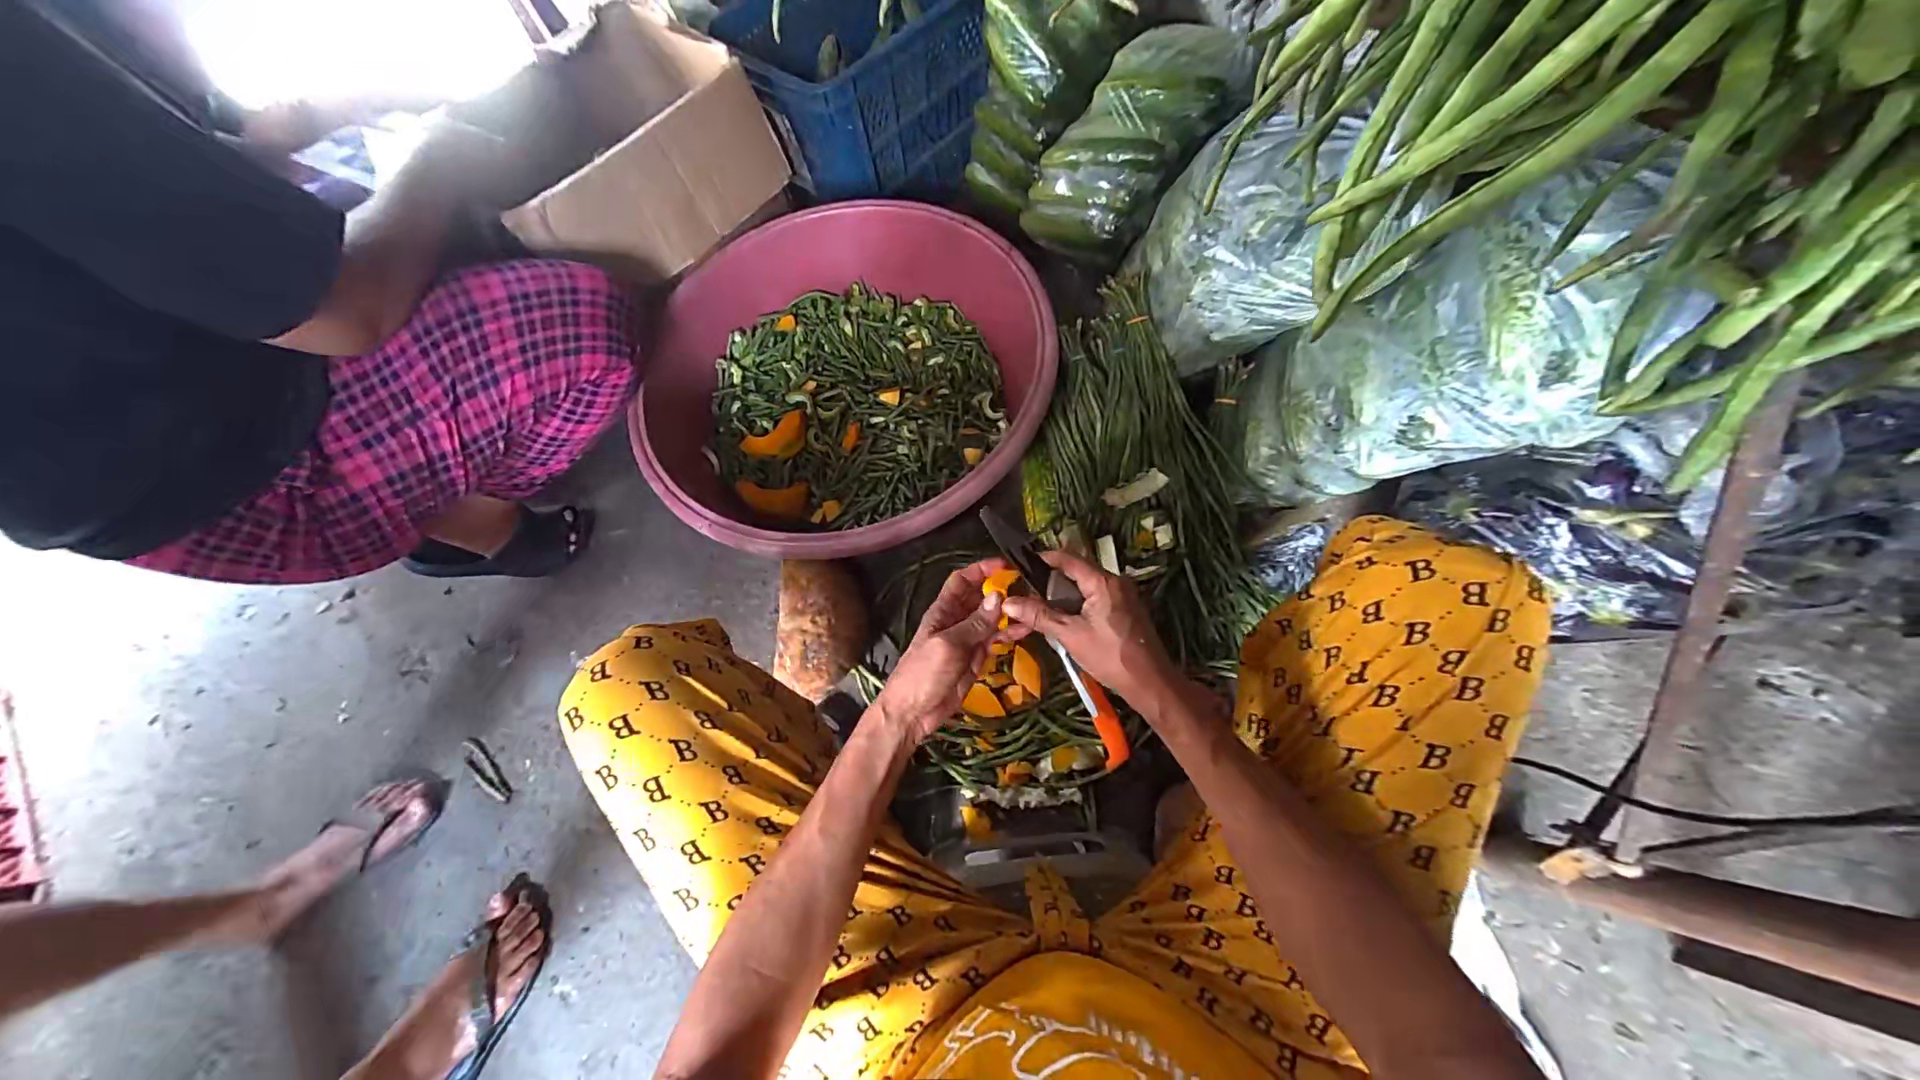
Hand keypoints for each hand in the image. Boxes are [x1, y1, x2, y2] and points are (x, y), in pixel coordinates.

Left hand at [870, 559, 1020, 743]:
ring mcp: (967, 640)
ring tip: (1033, 606)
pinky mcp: (976, 658)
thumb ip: (974, 624)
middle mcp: (956, 621)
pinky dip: (1009, 633)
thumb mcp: (948, 645)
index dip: (981, 570)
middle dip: (1001, 588)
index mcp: (942, 612)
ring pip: (991, 618)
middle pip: (980, 597)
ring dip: (1009, 611)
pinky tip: (1026, 629)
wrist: (913, 713)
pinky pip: (995, 639)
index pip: (962, 581)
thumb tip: (998, 597)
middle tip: (1028, 585)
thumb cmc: (922, 675)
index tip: (1006, 565)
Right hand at [1000, 549, 1176, 703]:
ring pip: (1084, 586)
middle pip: (1076, 571)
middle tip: (1026, 593)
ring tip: (1039, 609)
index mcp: (1103, 581)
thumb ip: (1039, 616)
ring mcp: (1122, 595)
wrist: (1149, 682)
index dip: (1042, 559)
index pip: (1067, 558)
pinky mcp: (1124, 609)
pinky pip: (1095, 598)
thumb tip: (1008, 603)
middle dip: (1049, 582)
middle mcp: (1115, 581)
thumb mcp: (1070, 635)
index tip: (1020, 567)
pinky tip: (1063, 621)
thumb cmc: (1110, 656)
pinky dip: (1077, 605)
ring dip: (1062, 596)